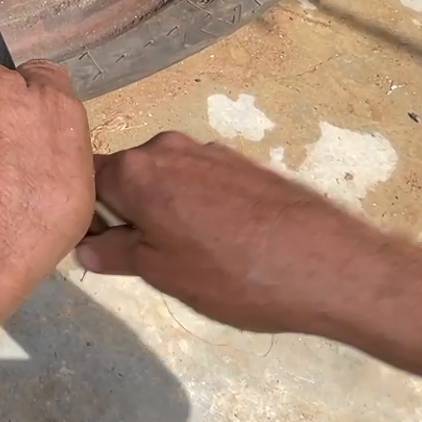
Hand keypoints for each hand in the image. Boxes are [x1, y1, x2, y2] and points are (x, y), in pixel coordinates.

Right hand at [75, 132, 403, 335]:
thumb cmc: (234, 274)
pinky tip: (226, 238)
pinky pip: (199, 177)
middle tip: (146, 252)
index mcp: (133, 170)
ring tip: (191, 248)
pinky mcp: (241, 161)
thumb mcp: (162, 273)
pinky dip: (198, 201)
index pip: (84, 179)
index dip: (86, 211)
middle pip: (124, 175)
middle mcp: (162, 148)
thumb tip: (85, 248)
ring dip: (163, 205)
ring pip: (163, 176)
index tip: (99, 242)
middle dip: (126, 207)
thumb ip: (115, 254)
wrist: (338, 268)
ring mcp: (205, 150)